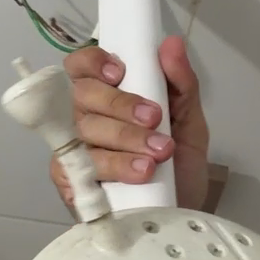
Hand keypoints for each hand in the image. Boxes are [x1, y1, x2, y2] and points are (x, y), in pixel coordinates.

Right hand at [50, 35, 209, 210]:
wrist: (181, 215)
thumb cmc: (178, 167)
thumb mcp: (189, 122)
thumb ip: (181, 83)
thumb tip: (172, 44)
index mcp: (107, 95)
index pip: (81, 65)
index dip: (93, 62)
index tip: (120, 72)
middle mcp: (84, 117)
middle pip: (83, 94)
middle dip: (121, 104)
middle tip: (155, 118)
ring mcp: (74, 149)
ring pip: (86, 129)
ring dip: (127, 139)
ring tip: (160, 153)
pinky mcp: (71, 181)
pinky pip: (83, 165)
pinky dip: (117, 166)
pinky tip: (141, 173)